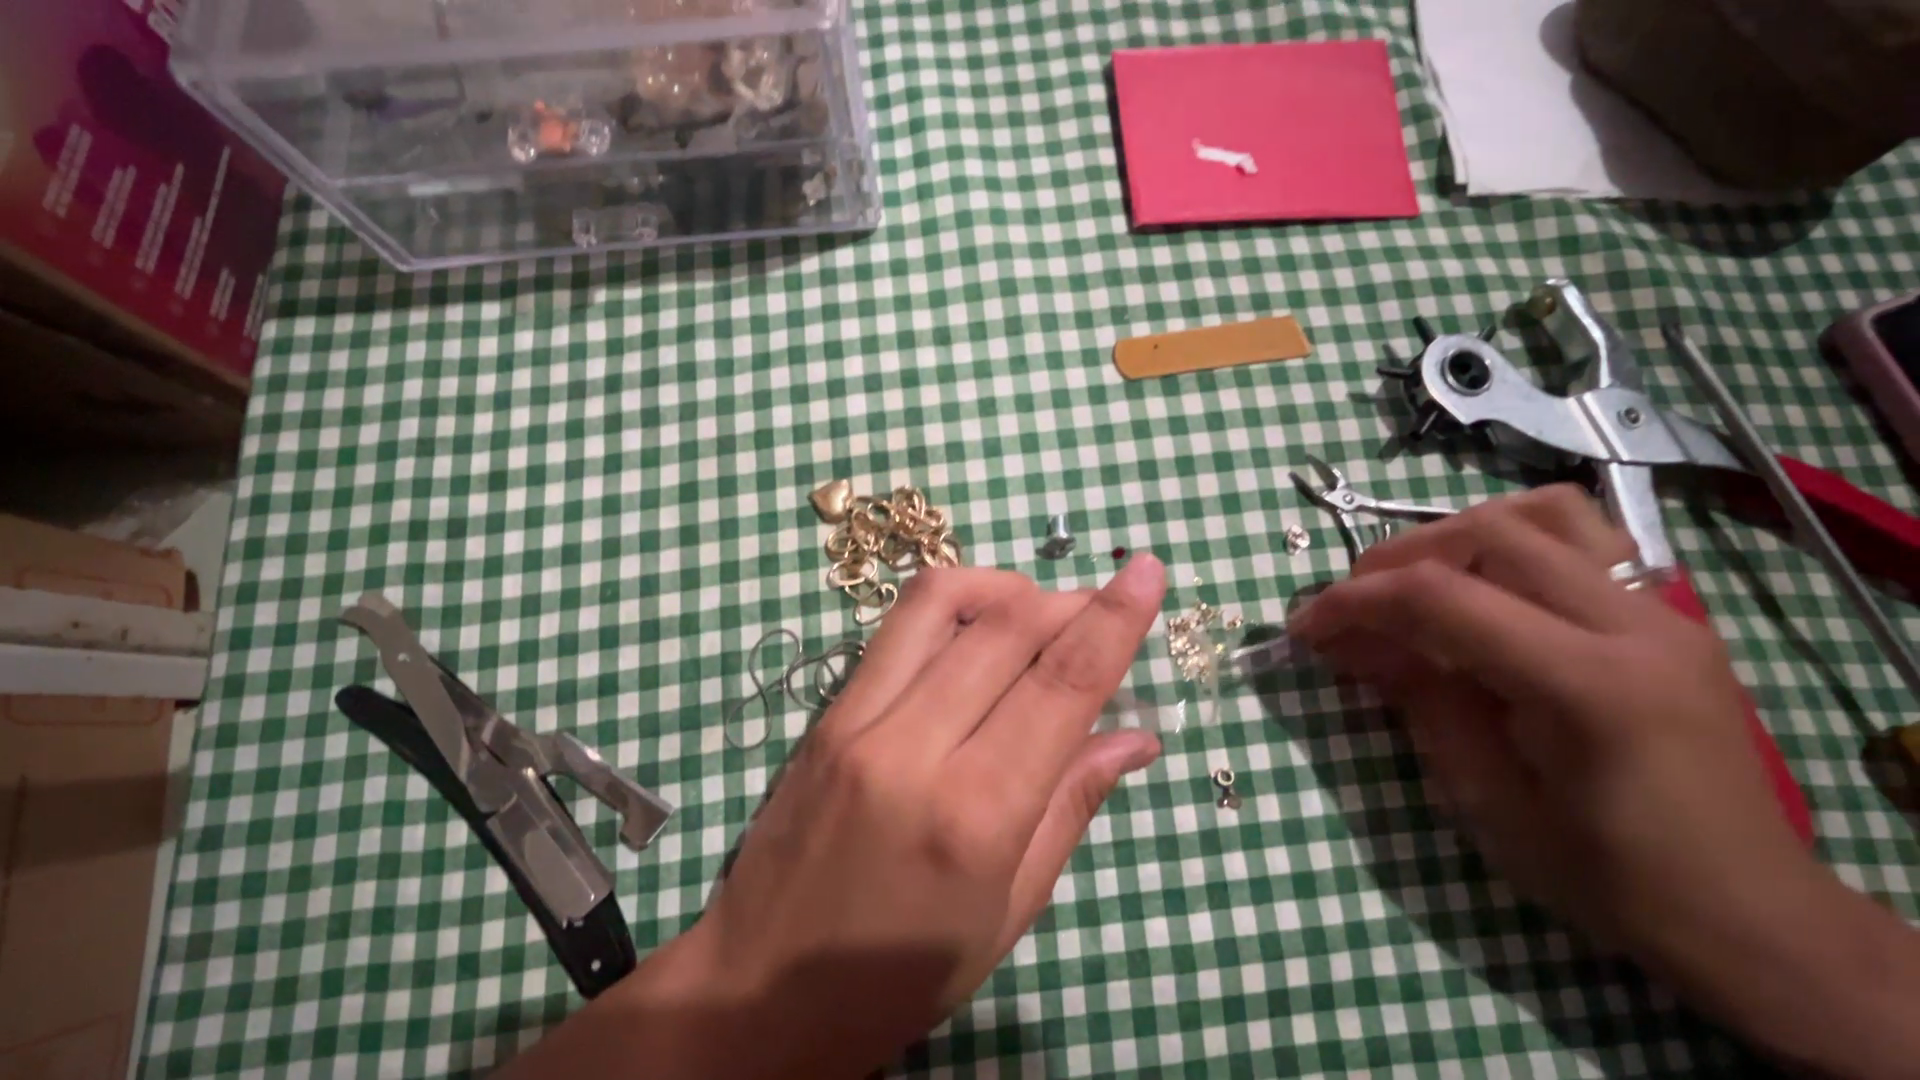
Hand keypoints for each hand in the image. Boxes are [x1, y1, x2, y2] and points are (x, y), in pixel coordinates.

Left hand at [501, 559, 1166, 1079]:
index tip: (1150, 571)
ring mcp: (857, 721)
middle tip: (1105, 602)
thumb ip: (1072, 807)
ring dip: (1005, 587)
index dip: (1115, 620)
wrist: (759, 990)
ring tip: (1040, 608)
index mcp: (976, 815)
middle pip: (1007, 629)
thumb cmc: (899, 976)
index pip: (1062, 686)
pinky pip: (895, 628)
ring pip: (941, 604)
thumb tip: (1136, 735)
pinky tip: (976, 627)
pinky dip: (949, 604)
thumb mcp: (1008, 912)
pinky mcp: (824, 713)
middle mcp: (916, 749)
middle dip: (1070, 600)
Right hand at [1288, 486, 1919, 1076]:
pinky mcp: (1670, 617)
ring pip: (1543, 514)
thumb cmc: (1607, 878)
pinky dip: (1518, 538)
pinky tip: (1488, 580)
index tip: (1303, 626)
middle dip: (1396, 559)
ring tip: (1417, 578)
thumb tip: (1357, 644)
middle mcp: (1633, 625)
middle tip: (1351, 604)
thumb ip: (1423, 704)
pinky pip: (1586, 537)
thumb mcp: (1488, 803)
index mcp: (1586, 686)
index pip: (1443, 599)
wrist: (1747, 912)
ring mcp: (1663, 612)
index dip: (1355, 602)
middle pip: (1487, 534)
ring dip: (1458, 532)